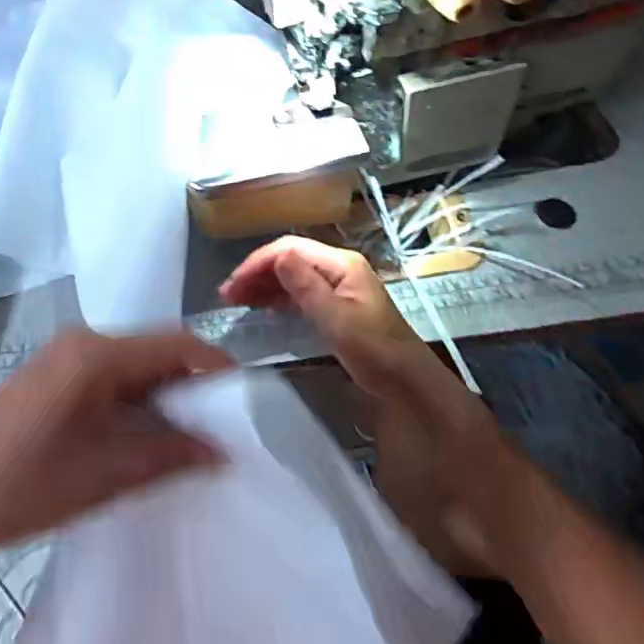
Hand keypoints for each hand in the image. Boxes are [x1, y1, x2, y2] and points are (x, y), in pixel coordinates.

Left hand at [0, 329, 231, 643]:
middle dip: (188, 384)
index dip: (214, 367)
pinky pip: (106, 373)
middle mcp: (81, 340)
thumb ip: (172, 454)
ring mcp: (61, 354)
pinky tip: (139, 431)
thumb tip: (221, 449)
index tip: (241, 401)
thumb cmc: (27, 484)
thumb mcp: (108, 473)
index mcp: (96, 352)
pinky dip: (132, 396)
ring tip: (184, 434)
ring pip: (131, 362)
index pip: (175, 342)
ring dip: (160, 393)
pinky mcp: (48, 373)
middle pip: (153, 349)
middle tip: (216, 425)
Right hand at [221, 237, 516, 568]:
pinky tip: (266, 312)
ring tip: (239, 303)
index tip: (231, 288)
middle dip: (258, 273)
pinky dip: (280, 300)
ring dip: (266, 286)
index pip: (290, 248)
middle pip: (291, 260)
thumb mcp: (339, 322)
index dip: (258, 263)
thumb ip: (307, 288)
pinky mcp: (342, 313)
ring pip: (295, 277)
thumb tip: (277, 255)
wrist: (415, 395)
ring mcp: (342, 292)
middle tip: (228, 297)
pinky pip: (302, 296)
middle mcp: (342, 272)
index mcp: (343, 265)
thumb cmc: (379, 355)